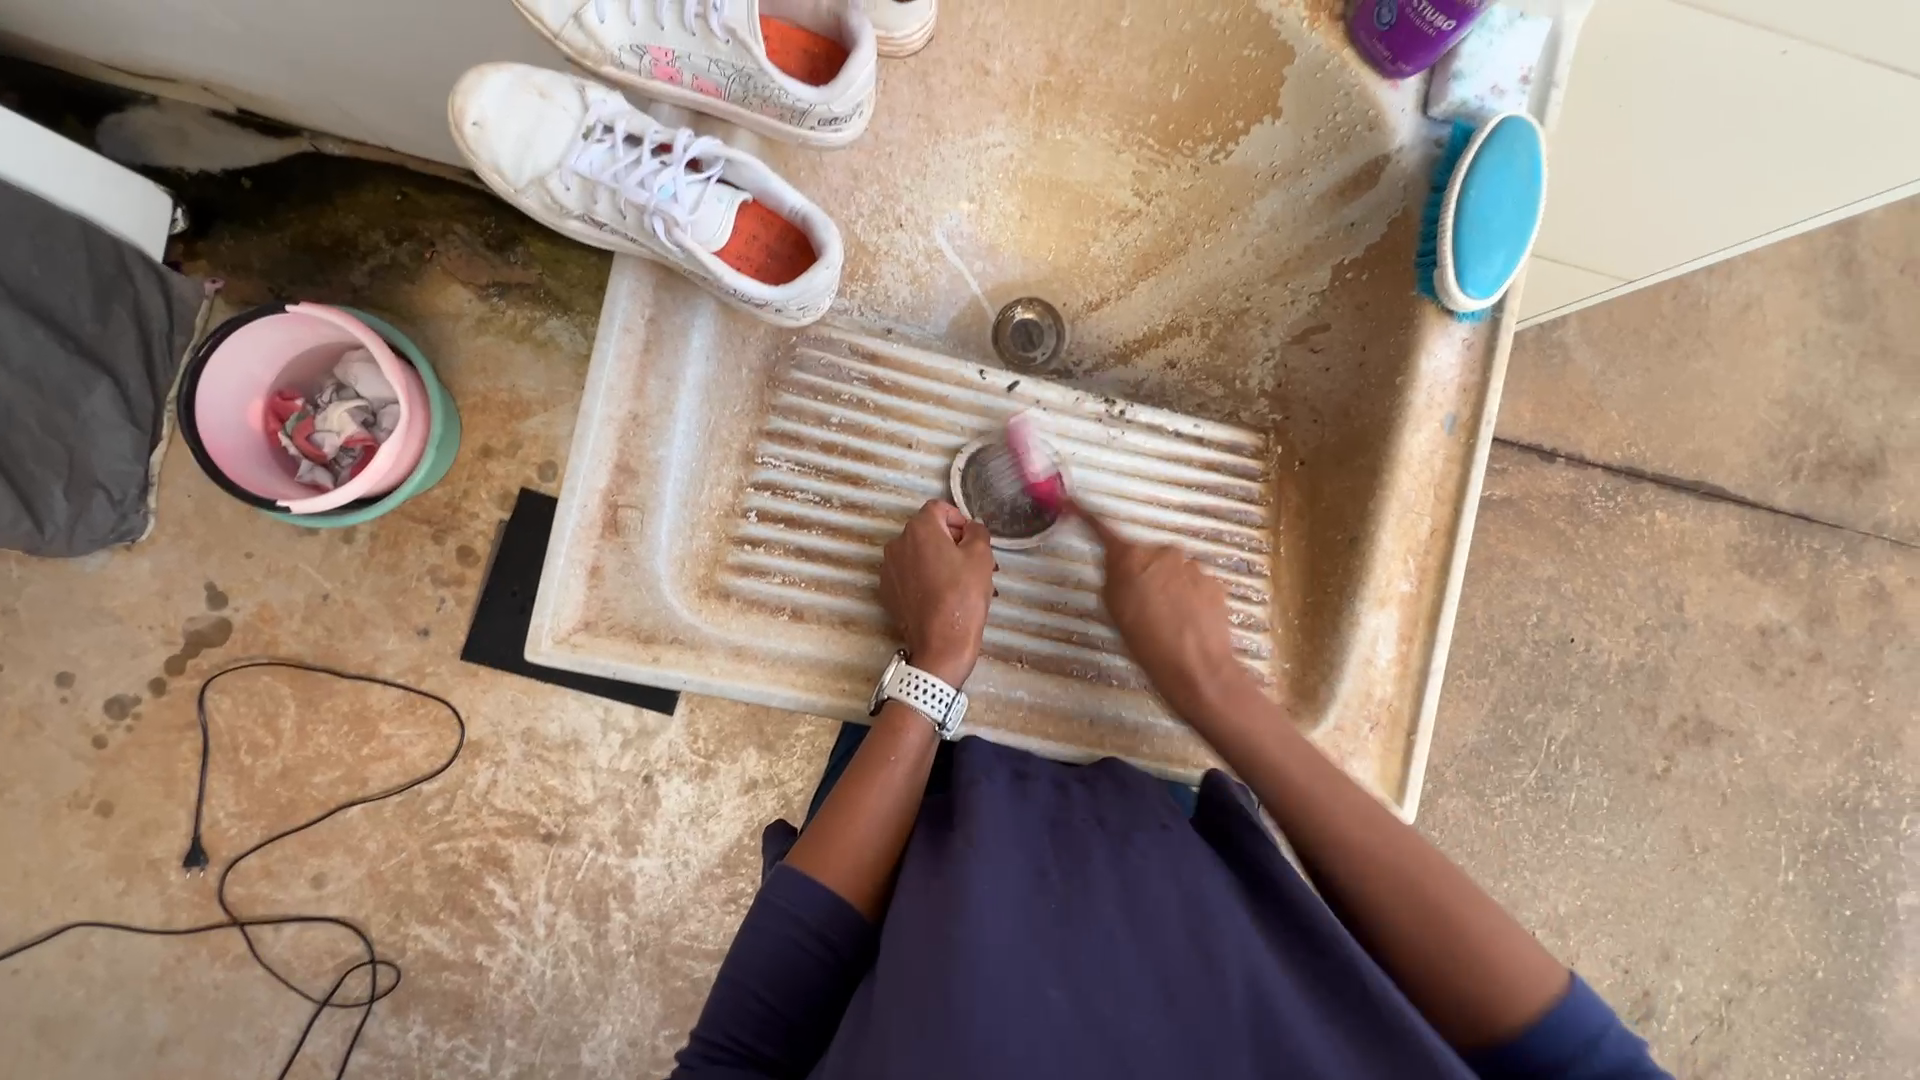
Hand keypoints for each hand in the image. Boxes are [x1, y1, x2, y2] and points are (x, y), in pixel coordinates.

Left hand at [879, 500, 995, 686]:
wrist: (942, 642)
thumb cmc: (963, 595)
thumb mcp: (981, 556)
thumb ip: (977, 531)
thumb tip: (971, 527)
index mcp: (919, 529)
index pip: (939, 508)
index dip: (959, 518)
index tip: (972, 537)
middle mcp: (897, 543)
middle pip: (927, 531)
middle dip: (950, 541)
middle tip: (973, 561)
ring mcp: (888, 568)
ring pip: (918, 554)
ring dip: (938, 560)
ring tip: (961, 582)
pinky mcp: (887, 591)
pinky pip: (908, 575)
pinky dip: (924, 578)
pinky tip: (942, 595)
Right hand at [1080, 505, 1248, 722]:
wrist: (1195, 667)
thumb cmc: (1146, 643)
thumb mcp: (1113, 609)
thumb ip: (1112, 577)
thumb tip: (1116, 566)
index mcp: (1130, 556)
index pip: (1100, 528)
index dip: (1082, 514)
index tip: (1070, 502)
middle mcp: (1162, 552)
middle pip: (1142, 555)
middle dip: (1138, 573)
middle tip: (1134, 605)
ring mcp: (1191, 566)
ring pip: (1170, 570)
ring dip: (1164, 587)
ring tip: (1163, 620)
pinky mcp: (1213, 581)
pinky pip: (1192, 583)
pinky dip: (1186, 597)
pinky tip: (1183, 622)